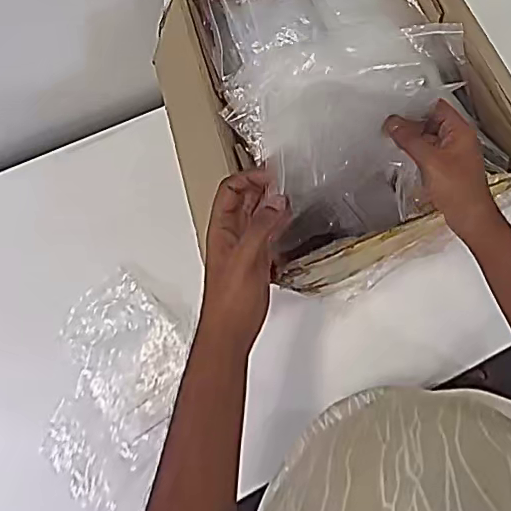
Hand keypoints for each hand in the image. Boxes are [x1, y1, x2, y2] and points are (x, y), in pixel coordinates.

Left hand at [200, 170, 289, 350]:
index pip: (229, 191)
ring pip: (256, 216)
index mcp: (221, 231)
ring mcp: (243, 249)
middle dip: (262, 186)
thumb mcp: (247, 259)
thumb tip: (275, 201)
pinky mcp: (256, 262)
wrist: (229, 334)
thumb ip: (261, 227)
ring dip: (271, 204)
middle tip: (283, 180)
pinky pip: (267, 234)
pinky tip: (289, 224)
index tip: (272, 175)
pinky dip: (278, 224)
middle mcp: (231, 237)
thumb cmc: (229, 304)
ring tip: (289, 197)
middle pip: (242, 200)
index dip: (248, 178)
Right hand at [383, 100, 502, 237]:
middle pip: (432, 121)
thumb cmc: (461, 191)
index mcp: (461, 131)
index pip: (437, 106)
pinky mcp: (448, 167)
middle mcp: (460, 140)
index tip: (397, 108)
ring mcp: (454, 154)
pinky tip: (405, 156)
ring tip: (394, 139)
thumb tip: (395, 124)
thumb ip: (410, 139)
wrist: (471, 217)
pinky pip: (430, 152)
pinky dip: (418, 152)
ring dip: (413, 138)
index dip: (417, 105)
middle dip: (412, 123)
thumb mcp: (430, 161)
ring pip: (430, 137)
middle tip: (391, 126)